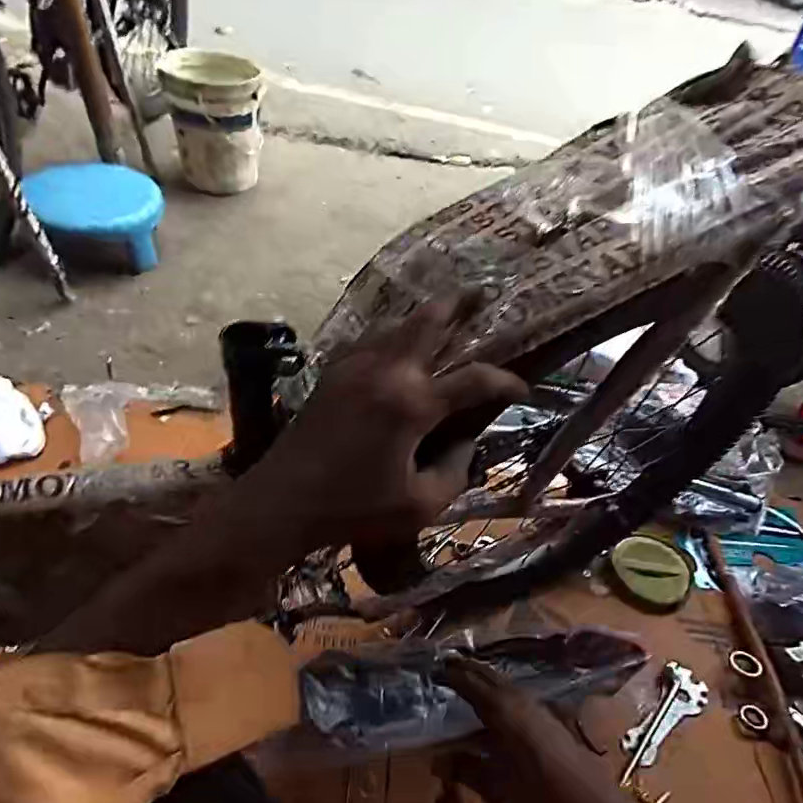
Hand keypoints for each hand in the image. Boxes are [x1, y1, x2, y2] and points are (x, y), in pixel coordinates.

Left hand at [230, 296, 528, 555]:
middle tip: (480, 294)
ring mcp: (351, 369)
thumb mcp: (419, 505)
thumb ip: (455, 471)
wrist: (282, 502)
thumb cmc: (352, 509)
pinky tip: (394, 347)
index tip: (520, 389)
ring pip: (393, 326)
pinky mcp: (329, 376)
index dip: (504, 381)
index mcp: (411, 403)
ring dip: (420, 318)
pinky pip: (366, 342)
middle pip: (426, 322)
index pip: (473, 379)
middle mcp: (384, 372)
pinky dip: (388, 336)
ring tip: (441, 316)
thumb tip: (465, 443)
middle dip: (457, 305)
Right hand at [442, 657, 636, 802]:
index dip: (448, 674)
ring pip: (502, 681)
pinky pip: (514, 692)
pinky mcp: (549, 716)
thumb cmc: (539, 797)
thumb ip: (463, 769)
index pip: (467, 681)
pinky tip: (492, 703)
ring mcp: (536, 705)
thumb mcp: (494, 787)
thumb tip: (436, 760)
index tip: (430, 670)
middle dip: (464, 669)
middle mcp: (518, 699)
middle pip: (486, 674)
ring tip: (463, 680)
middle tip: (443, 668)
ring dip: (482, 678)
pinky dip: (497, 689)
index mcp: (501, 709)